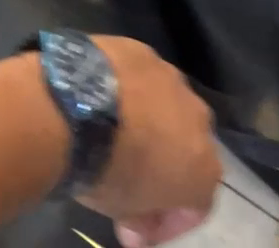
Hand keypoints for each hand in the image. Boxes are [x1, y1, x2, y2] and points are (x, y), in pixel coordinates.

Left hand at [76, 37, 220, 246]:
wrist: (73, 107)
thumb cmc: (106, 169)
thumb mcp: (123, 211)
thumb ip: (140, 218)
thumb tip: (135, 225)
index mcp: (205, 167)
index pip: (196, 204)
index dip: (168, 220)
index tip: (136, 228)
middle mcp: (199, 118)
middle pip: (184, 145)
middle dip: (162, 163)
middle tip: (127, 175)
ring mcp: (170, 76)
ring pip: (164, 104)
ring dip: (146, 119)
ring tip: (111, 128)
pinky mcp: (140, 49)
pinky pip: (138, 75)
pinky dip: (125, 87)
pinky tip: (100, 94)